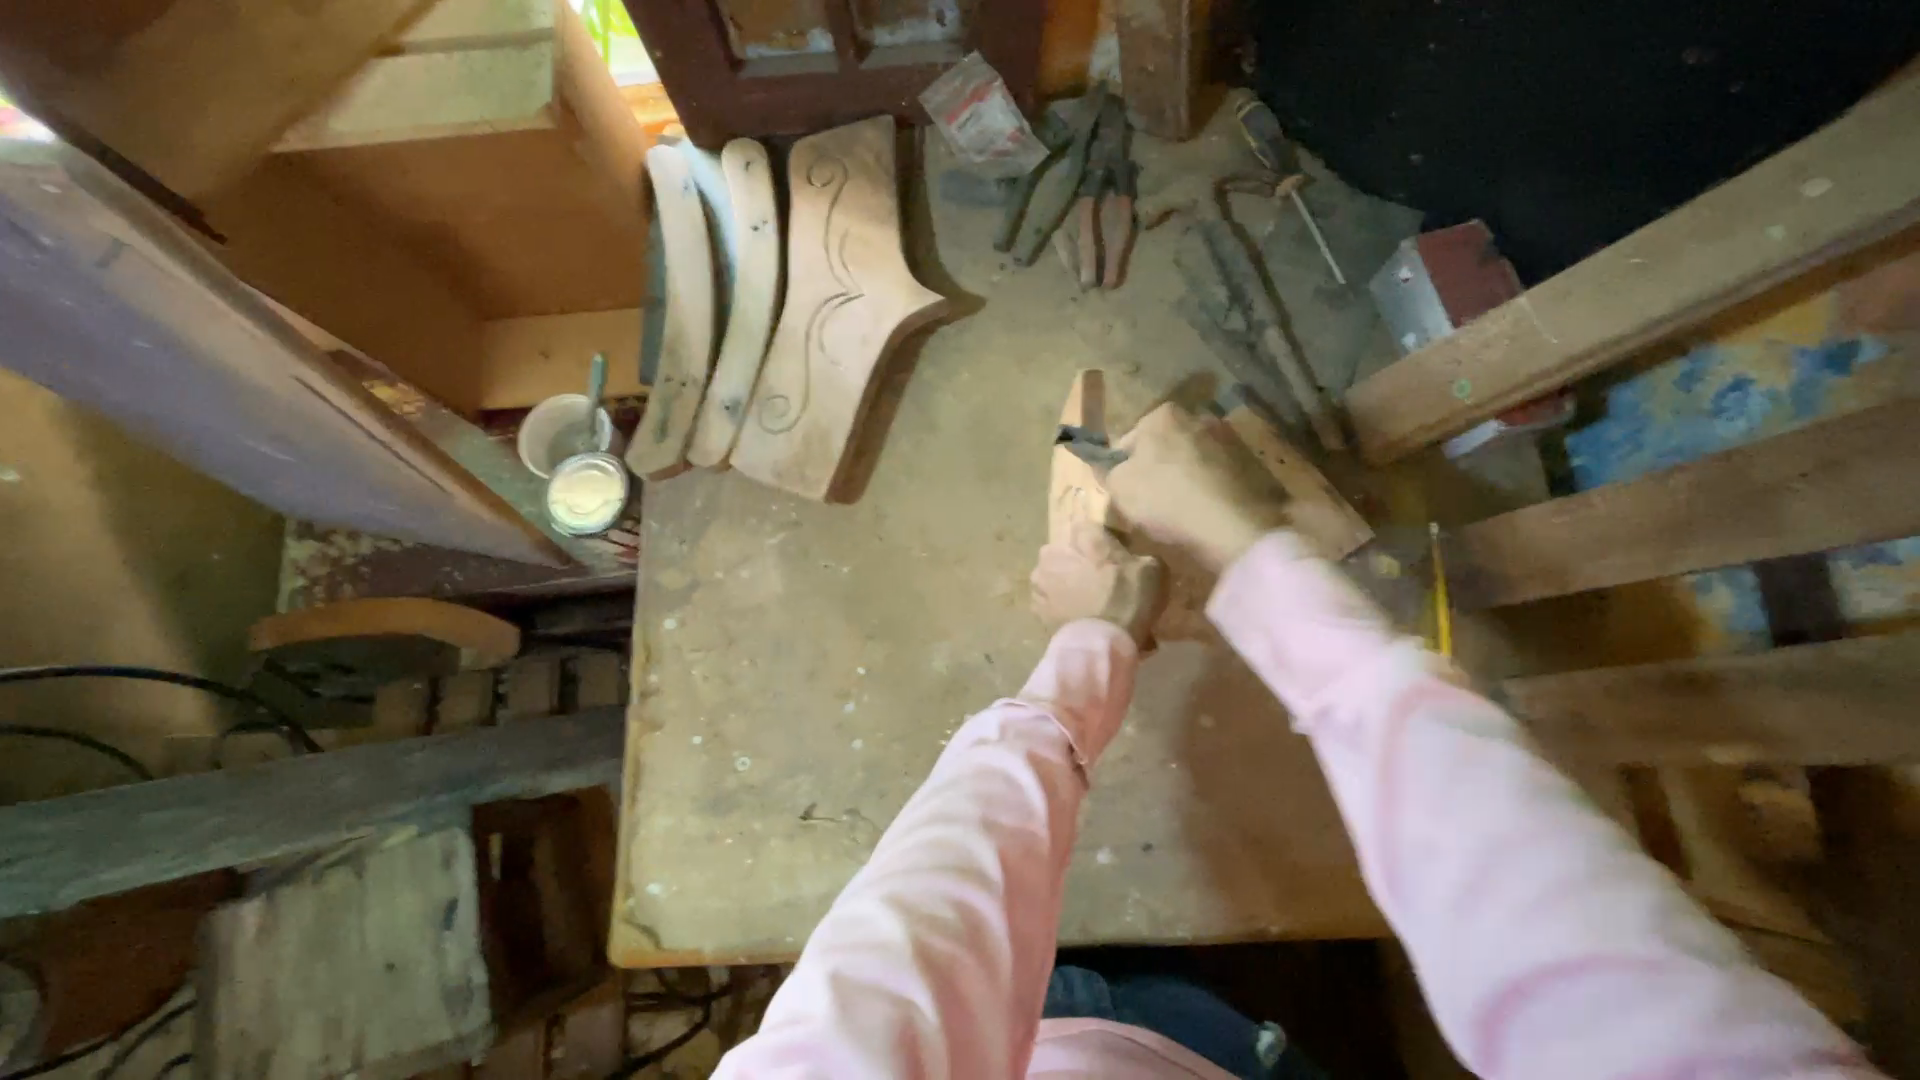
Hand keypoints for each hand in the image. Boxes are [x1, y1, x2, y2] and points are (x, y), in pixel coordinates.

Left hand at [1030, 522, 1167, 648]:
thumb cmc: (1128, 597)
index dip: (1102, 543)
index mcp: (1081, 534)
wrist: (1103, 642)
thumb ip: (1138, 556)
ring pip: (1054, 578)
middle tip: (1101, 583)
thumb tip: (1134, 560)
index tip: (1115, 558)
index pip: (1088, 529)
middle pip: (1067, 553)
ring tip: (1088, 605)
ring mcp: (1039, 581)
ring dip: (1065, 586)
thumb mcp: (1151, 569)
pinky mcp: (1036, 608)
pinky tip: (1078, 618)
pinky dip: (1060, 607)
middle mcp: (1053, 551)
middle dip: (1079, 564)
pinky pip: (1050, 602)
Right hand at [1105, 403, 1289, 569]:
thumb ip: (1109, 471)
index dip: (1123, 467)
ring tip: (1182, 509)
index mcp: (1163, 415)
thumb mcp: (1119, 487)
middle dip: (1158, 467)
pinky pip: (1218, 475)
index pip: (1130, 440)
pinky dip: (1210, 488)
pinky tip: (1206, 511)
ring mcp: (1230, 439)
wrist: (1230, 526)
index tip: (1126, 491)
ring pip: (1193, 460)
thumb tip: (1112, 467)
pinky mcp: (1252, 464)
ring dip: (1186, 477)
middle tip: (1153, 501)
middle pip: (1165, 446)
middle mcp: (1199, 416)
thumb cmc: (1165, 498)